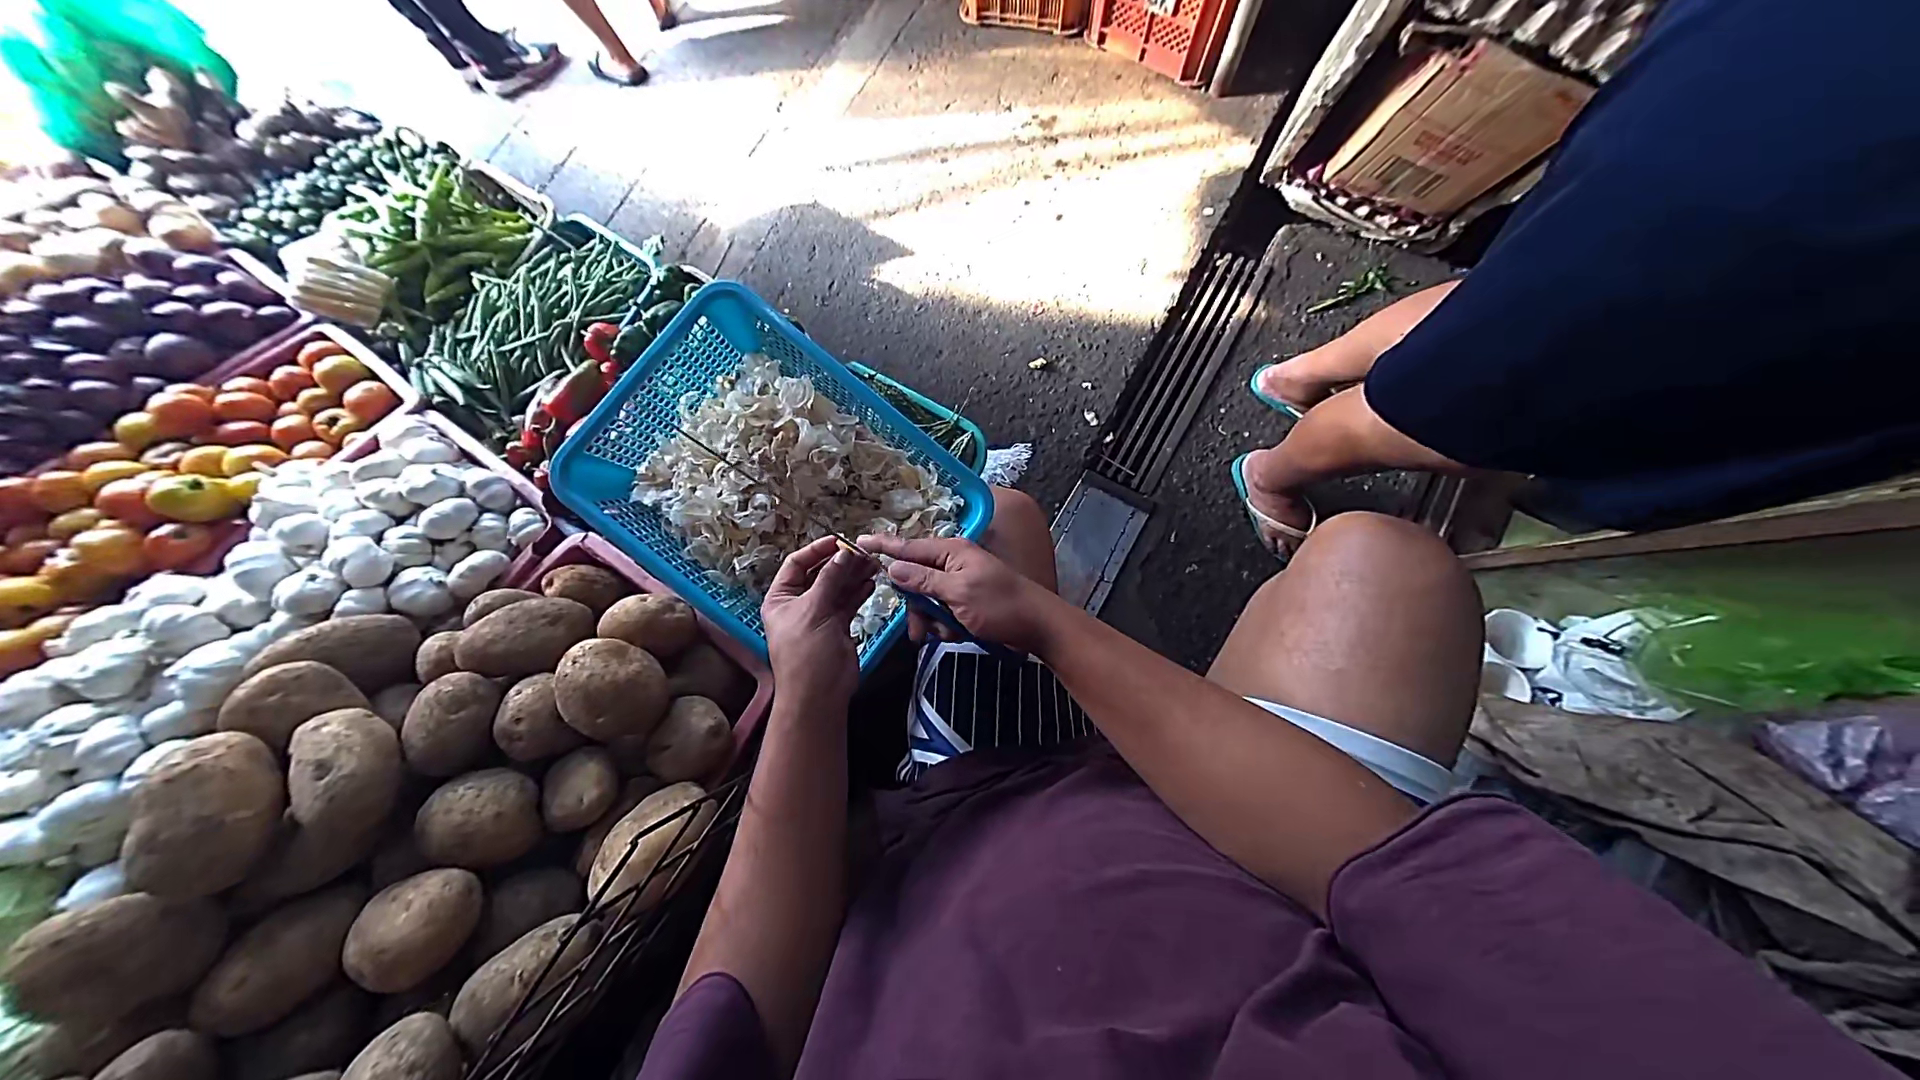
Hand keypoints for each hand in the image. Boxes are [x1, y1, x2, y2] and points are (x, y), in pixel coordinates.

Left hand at [762, 537, 875, 705]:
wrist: (819, 696)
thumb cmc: (806, 653)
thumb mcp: (814, 610)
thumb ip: (831, 579)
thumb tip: (844, 553)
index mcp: (781, 598)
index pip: (797, 564)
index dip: (818, 550)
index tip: (840, 541)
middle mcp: (799, 604)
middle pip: (821, 574)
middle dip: (841, 563)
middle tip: (864, 553)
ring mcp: (819, 615)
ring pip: (838, 587)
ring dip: (853, 575)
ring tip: (872, 564)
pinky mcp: (837, 626)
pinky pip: (848, 602)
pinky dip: (859, 591)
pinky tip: (870, 582)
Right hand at [857, 535, 1060, 655]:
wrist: (1037, 627)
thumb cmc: (1000, 605)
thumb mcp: (957, 593)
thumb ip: (923, 580)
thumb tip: (893, 567)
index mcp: (951, 551)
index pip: (909, 546)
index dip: (884, 546)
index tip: (859, 541)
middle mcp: (953, 563)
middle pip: (915, 578)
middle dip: (916, 606)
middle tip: (918, 628)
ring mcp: (961, 582)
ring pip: (927, 599)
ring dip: (931, 619)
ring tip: (944, 634)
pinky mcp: (966, 601)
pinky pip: (943, 610)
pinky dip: (945, 624)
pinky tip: (956, 634)